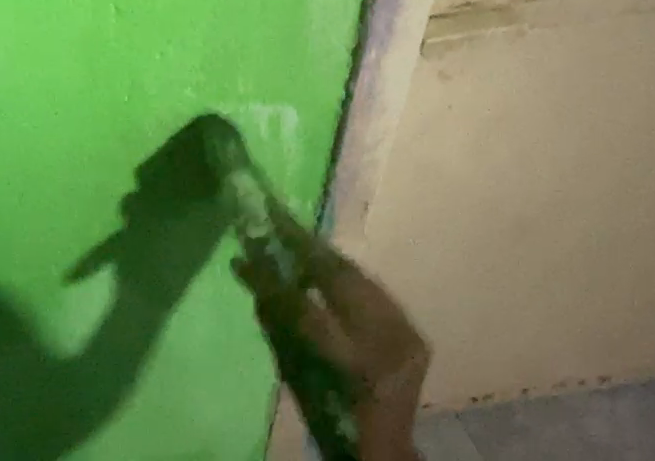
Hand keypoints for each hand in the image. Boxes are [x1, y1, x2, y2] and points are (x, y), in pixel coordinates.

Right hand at [235, 239, 427, 455]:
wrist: (383, 448)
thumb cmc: (328, 413)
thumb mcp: (292, 372)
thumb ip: (274, 321)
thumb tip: (248, 269)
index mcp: (352, 364)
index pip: (303, 307)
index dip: (269, 277)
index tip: (241, 253)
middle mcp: (387, 344)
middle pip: (340, 279)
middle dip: (302, 244)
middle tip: (271, 217)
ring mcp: (406, 334)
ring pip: (358, 276)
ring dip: (322, 254)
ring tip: (291, 232)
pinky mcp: (413, 330)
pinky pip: (371, 288)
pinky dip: (343, 272)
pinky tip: (321, 261)